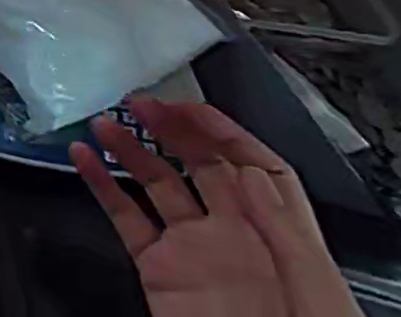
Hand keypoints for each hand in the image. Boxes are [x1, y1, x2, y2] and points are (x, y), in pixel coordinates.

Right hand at [71, 97, 360, 316]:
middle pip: (201, 166)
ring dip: (128, 149)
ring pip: (155, 183)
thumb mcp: (317, 298)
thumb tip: (246, 170)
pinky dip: (100, 184)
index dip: (224, 133)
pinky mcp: (157, 268)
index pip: (256, 168)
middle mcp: (236, 236)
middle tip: (139, 104)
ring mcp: (193, 250)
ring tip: (103, 123)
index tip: (188, 108)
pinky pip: (125, 217)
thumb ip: (284, 234)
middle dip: (171, 129)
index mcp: (281, 239)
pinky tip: (82, 158)